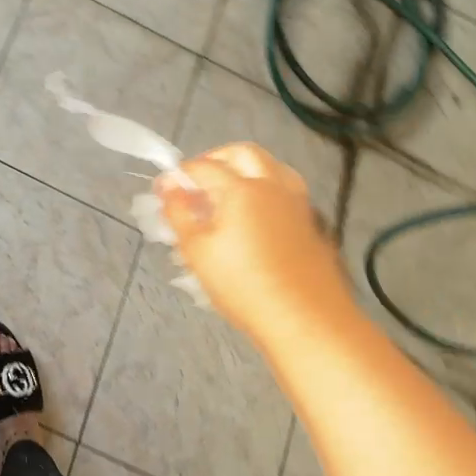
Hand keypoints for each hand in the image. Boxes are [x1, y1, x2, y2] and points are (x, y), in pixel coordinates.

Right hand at [155, 142, 349, 333]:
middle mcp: (272, 187)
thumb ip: (179, 214)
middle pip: (244, 153)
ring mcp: (297, 205)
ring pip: (273, 167)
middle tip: (198, 180)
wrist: (309, 322)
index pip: (202, 167)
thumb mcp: (197, 252)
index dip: (178, 175)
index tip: (162, 191)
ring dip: (247, 170)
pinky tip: (255, 216)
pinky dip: (267, 190)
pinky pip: (287, 191)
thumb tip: (169, 189)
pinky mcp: (312, 225)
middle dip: (216, 158)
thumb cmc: (244, 286)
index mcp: (241, 189)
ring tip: (228, 192)